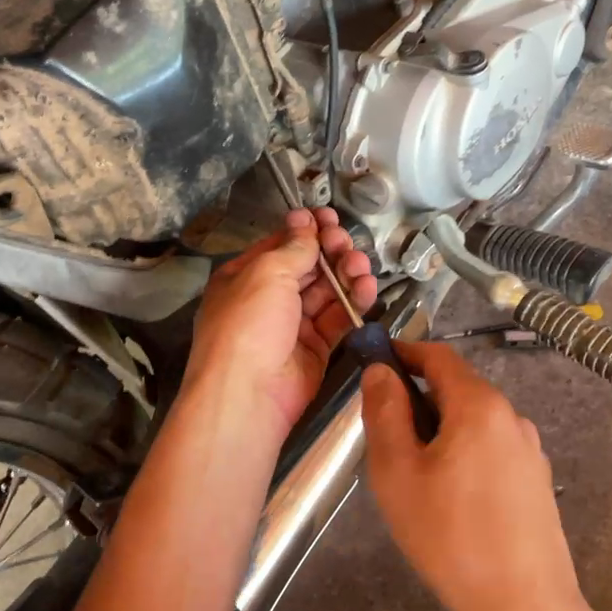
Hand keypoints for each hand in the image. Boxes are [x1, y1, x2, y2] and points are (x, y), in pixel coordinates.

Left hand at [186, 208, 377, 438]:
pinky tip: (366, 287)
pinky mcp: (316, 348)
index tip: (327, 217)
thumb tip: (305, 222)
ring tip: (360, 264)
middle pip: (306, 266)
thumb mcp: (266, 274)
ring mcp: (292, 324)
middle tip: (344, 241)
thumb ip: (294, 248)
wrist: (247, 394)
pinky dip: (353, 302)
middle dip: (328, 250)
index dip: (304, 230)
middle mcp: (267, 298)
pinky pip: (337, 318)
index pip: (279, 245)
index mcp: (244, 276)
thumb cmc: (247, 324)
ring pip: (326, 291)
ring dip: (345, 274)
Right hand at [362, 343, 585, 610]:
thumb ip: (385, 413)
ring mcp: (530, 452)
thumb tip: (380, 372)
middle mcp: (512, 418)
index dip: (404, 353)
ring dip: (440, 430)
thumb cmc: (450, 535)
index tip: (375, 362)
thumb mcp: (397, 472)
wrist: (524, 607)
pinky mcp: (536, 483)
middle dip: (418, 399)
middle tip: (383, 434)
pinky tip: (448, 499)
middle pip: (457, 389)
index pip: (438, 356)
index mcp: (479, 405)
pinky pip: (490, 450)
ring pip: (473, 423)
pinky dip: (462, 454)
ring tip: (412, 475)